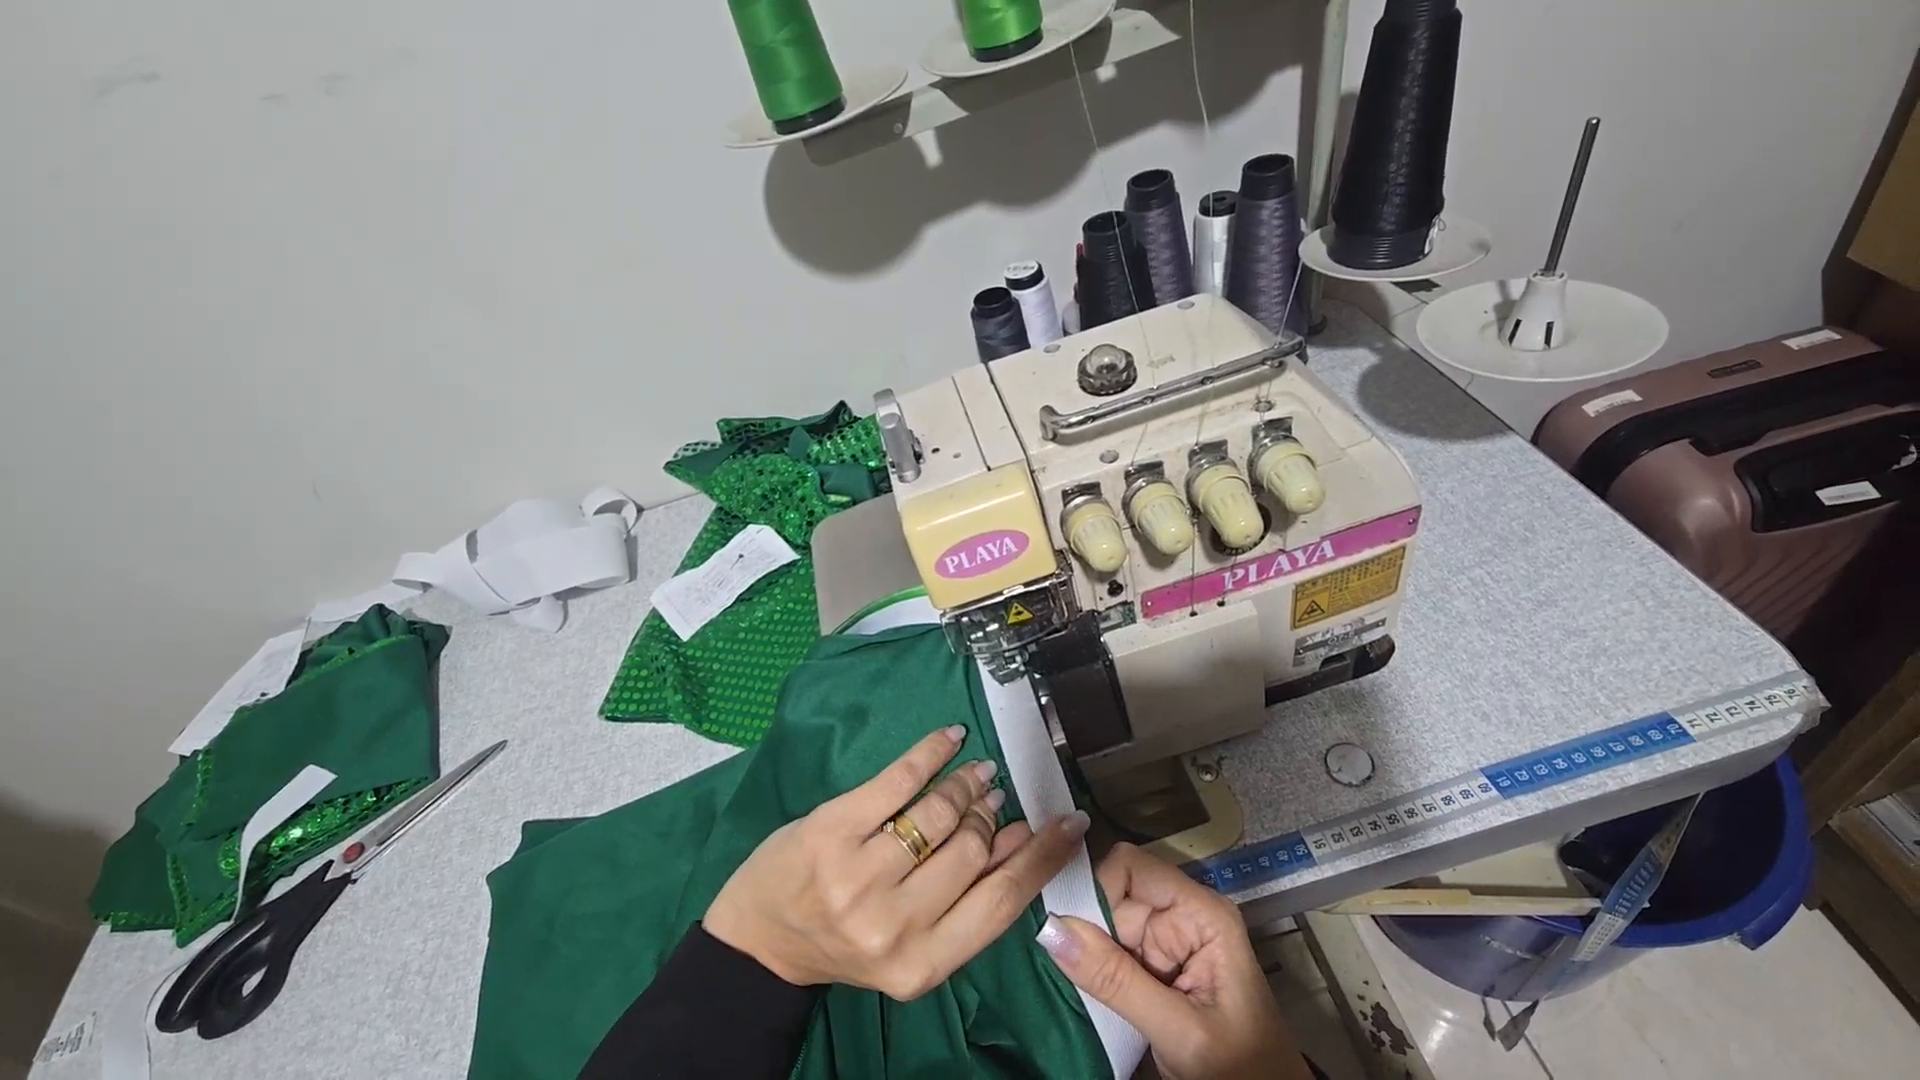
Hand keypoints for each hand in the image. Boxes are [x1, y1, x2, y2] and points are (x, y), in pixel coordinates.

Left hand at [704, 724, 1088, 1000]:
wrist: (759, 940)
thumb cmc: (842, 944)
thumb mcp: (910, 947)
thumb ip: (965, 903)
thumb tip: (1023, 841)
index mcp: (922, 964)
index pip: (1002, 901)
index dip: (1042, 856)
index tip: (1071, 823)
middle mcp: (892, 926)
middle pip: (972, 851)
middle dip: (990, 817)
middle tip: (992, 797)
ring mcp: (858, 875)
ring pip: (939, 814)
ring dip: (964, 785)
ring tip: (975, 775)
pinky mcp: (831, 829)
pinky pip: (899, 779)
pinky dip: (931, 752)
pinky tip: (950, 739)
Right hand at [1036, 843, 1311, 1079]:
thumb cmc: (1242, 1069)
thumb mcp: (1180, 1030)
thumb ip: (1117, 980)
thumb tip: (1050, 927)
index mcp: (1201, 913)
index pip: (1132, 868)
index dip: (1095, 888)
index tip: (1061, 927)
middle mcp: (1181, 916)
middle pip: (1113, 895)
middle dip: (1083, 925)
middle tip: (1052, 960)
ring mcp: (1166, 942)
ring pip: (1104, 924)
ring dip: (1083, 951)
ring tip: (1059, 976)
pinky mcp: (1153, 969)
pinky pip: (1109, 953)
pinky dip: (1091, 970)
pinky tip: (1074, 986)